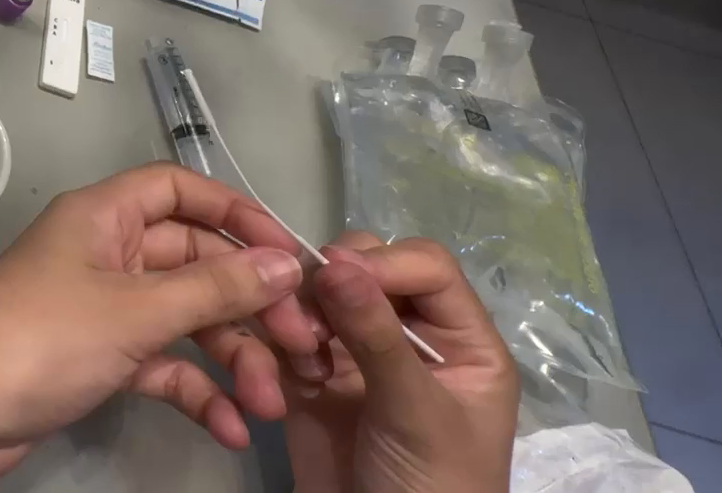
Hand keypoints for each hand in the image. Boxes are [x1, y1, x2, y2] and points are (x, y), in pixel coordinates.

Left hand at [0, 162, 331, 479]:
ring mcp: (103, 304)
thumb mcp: (134, 310)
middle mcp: (105, 250)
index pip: (176, 189)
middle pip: (193, 258)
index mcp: (103, 216)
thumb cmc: (44, 337)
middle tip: (303, 350)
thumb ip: (213, 288)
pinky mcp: (100, 353)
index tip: (291, 257)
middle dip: (249, 301)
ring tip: (271, 404)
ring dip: (233, 355)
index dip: (233, 212)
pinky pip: (164, 361)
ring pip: (185, 314)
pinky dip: (197, 389)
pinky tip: (231, 428)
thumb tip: (283, 263)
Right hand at [204, 234, 518, 492]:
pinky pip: (278, 323)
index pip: (424, 265)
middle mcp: (405, 334)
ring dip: (294, 311)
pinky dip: (272, 338)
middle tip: (307, 316)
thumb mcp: (416, 416)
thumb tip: (335, 261)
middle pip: (359, 265)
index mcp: (459, 342)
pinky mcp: (304, 366)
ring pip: (310, 289)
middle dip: (326, 283)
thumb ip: (377, 336)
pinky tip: (278, 373)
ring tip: (294, 350)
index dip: (383, 263)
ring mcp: (351, 348)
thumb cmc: (432, 490)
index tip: (335, 277)